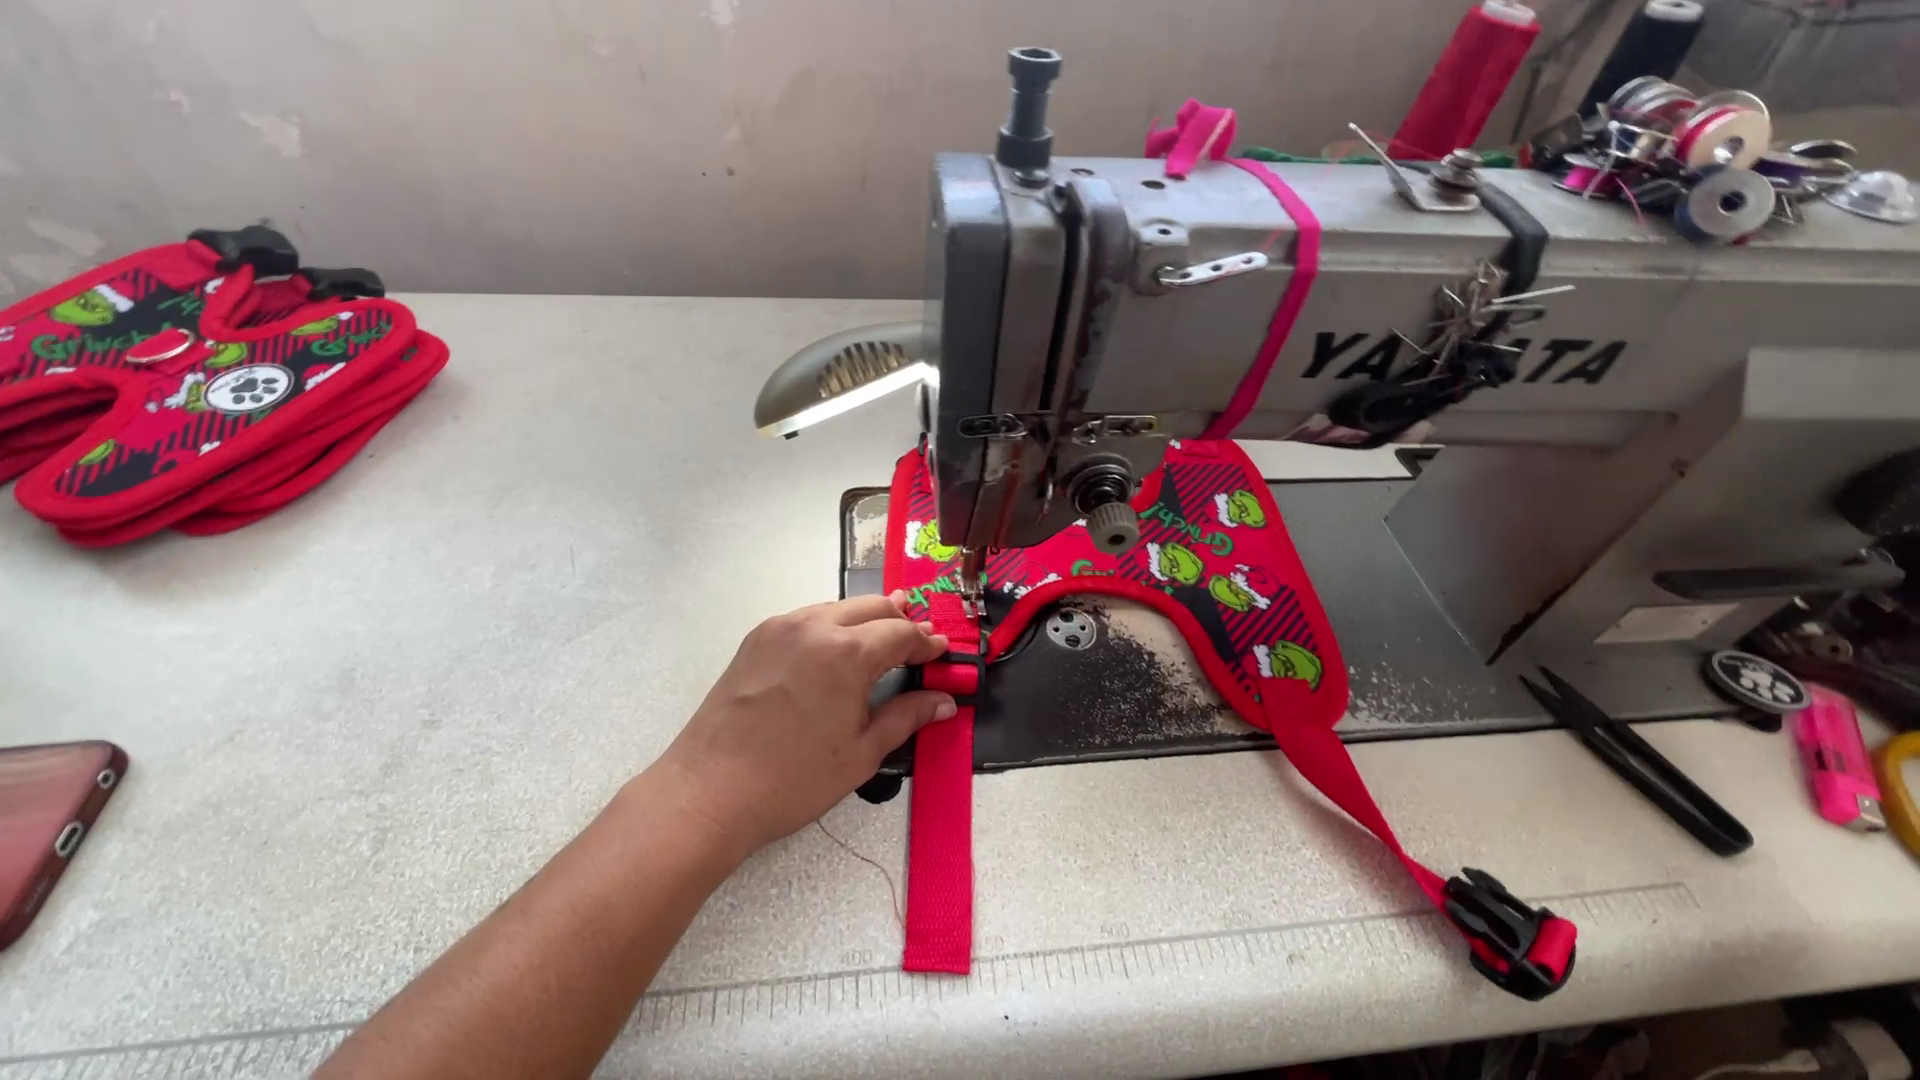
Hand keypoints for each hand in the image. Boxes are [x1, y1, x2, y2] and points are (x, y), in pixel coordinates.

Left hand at [649, 592, 954, 859]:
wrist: (710, 791)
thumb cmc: (792, 781)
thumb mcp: (861, 753)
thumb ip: (907, 717)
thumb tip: (943, 702)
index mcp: (846, 653)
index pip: (901, 633)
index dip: (927, 643)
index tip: (941, 653)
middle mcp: (813, 627)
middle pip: (872, 606)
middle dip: (900, 622)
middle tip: (917, 647)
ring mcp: (780, 628)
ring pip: (837, 608)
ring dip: (865, 621)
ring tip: (881, 646)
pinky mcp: (756, 639)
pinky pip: (807, 619)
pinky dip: (831, 628)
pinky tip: (836, 654)